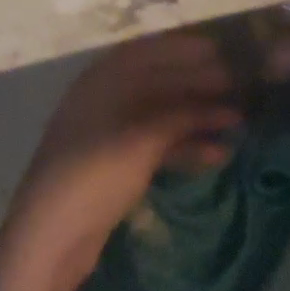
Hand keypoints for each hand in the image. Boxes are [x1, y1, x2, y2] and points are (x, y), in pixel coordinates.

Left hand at [0, 34, 240, 290]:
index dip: (185, 50)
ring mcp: (110, 135)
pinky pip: (158, 146)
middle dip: (198, 84)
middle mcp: (104, 100)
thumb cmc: (93, 175)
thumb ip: (184, 115)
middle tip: (238, 86)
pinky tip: (217, 154)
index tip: (221, 51)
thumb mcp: (141, 139)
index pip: (149, 52)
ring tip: (237, 121)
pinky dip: (186, 147)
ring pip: (161, 115)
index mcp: (100, 81)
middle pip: (159, 83)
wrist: (51, 240)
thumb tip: (230, 107)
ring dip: (197, 116)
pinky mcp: (117, 167)